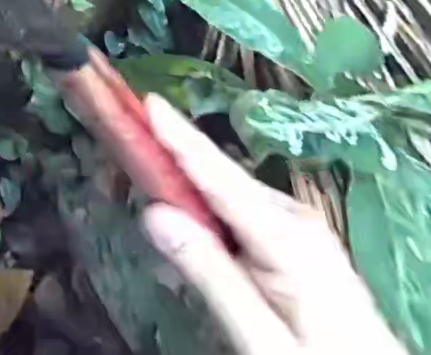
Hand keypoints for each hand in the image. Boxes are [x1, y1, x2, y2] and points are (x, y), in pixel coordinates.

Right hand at [139, 95, 403, 354]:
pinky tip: (185, 197)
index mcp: (287, 237)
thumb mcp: (263, 339)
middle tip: (132, 125)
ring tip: (148, 150)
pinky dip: (205, 193)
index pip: (218, 175)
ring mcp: (298, 225)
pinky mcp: (295, 238)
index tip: (149, 100)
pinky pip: (238, 203)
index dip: (180, 136)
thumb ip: (211, 275)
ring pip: (227, 186)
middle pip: (220, 174)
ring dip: (187, 170)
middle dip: (175, 148)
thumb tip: (154, 213)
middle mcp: (294, 217)